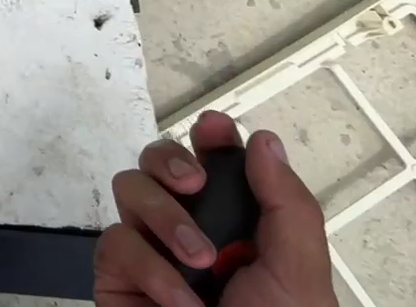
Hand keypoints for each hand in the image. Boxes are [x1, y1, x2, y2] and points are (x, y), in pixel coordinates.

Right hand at [95, 111, 334, 306]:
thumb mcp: (300, 280)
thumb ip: (286, 209)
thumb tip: (264, 141)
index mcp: (244, 231)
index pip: (219, 167)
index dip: (212, 139)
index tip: (215, 126)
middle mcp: (192, 230)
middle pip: (161, 162)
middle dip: (170, 161)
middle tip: (193, 183)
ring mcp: (150, 247)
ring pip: (131, 188)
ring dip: (164, 217)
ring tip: (197, 260)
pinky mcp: (115, 269)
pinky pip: (118, 240)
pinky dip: (150, 267)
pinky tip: (177, 299)